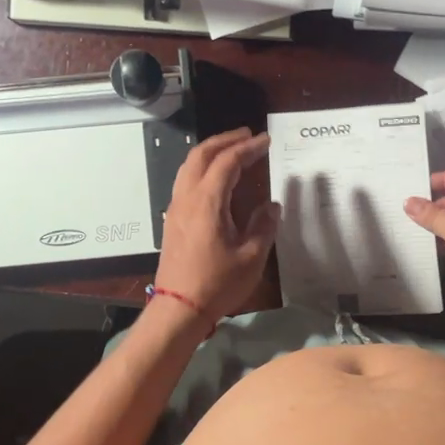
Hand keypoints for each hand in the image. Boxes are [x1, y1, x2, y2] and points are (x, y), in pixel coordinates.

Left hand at [153, 128, 279, 321]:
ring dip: (210, 152)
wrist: (179, 308)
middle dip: (225, 141)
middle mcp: (187, 198)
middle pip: (201, 155)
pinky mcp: (173, 220)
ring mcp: (176, 208)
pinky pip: (185, 181)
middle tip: (247, 136)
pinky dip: (202, 168)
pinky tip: (216, 178)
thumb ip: (263, 226)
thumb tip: (271, 206)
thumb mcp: (251, 257)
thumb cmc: (217, 283)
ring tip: (232, 150)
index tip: (265, 140)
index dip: (247, 147)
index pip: (227, 162)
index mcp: (207, 202)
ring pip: (189, 166)